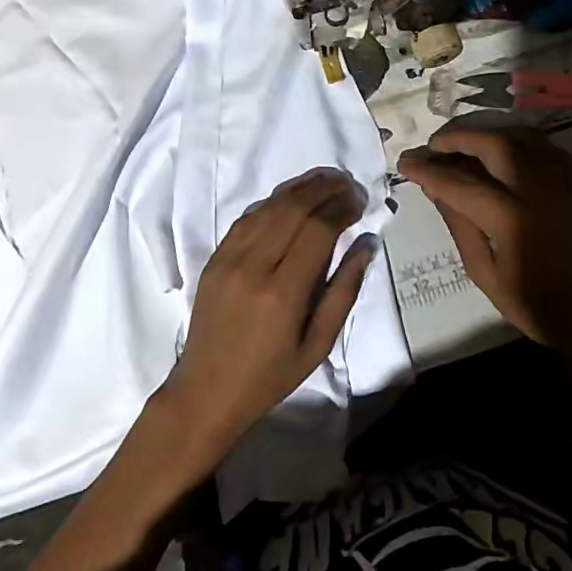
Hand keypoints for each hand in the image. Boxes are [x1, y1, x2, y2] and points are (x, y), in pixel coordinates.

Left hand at [164, 168, 378, 442]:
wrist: (206, 390)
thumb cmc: (270, 375)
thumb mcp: (319, 344)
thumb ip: (344, 291)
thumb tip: (366, 244)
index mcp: (283, 292)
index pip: (318, 229)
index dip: (342, 207)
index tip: (360, 200)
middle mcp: (253, 266)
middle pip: (293, 209)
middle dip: (324, 189)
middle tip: (347, 183)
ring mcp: (228, 259)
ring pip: (268, 207)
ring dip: (299, 188)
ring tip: (325, 179)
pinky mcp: (214, 259)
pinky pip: (246, 219)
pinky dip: (272, 202)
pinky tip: (290, 198)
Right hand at [397, 126, 571, 346]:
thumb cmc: (527, 300)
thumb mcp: (481, 271)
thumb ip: (459, 224)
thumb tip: (436, 189)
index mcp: (510, 219)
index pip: (460, 183)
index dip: (429, 171)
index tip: (406, 162)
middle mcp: (536, 192)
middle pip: (495, 145)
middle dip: (460, 138)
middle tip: (435, 145)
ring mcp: (558, 184)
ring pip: (522, 137)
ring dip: (490, 133)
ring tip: (465, 142)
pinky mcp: (571, 185)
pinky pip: (545, 146)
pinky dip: (519, 140)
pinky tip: (502, 149)